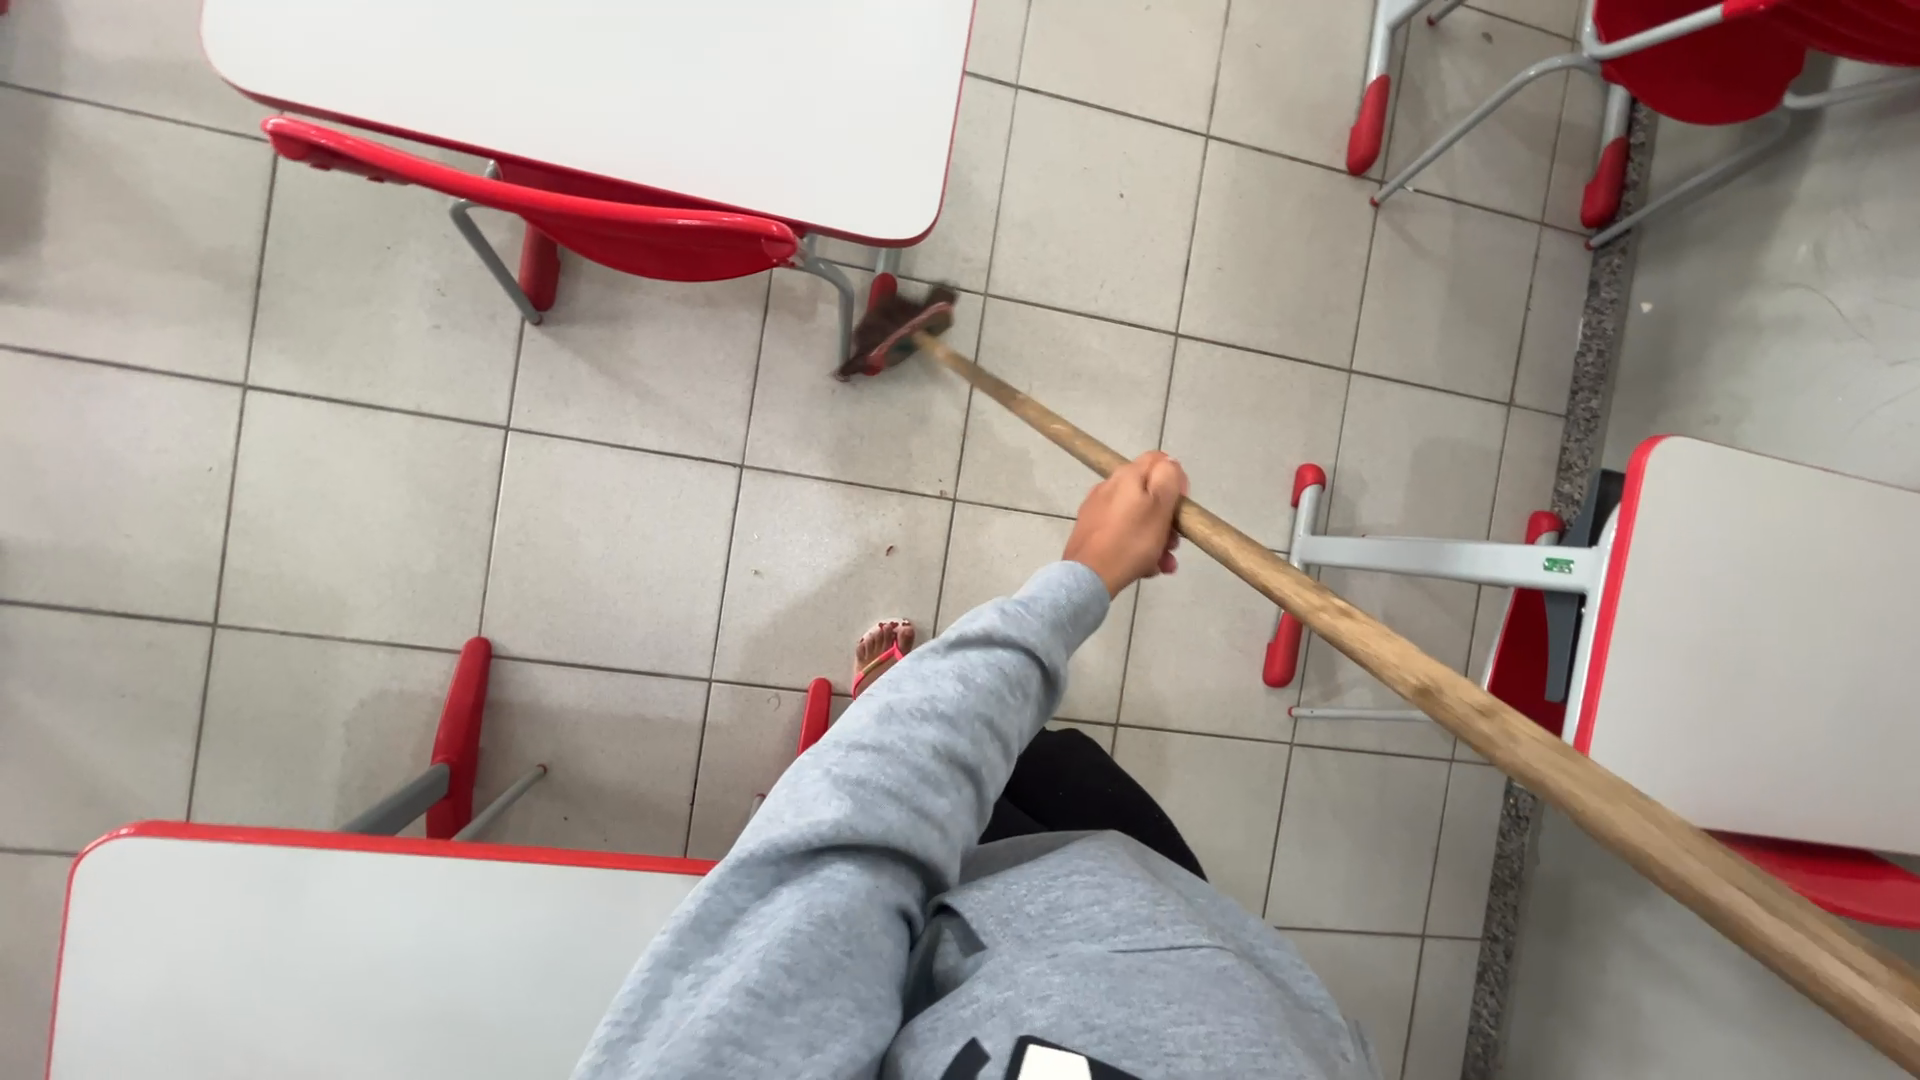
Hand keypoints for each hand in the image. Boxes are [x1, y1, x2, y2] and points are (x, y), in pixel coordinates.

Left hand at [1063, 451, 1187, 597]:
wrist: (1089, 576)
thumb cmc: (1131, 540)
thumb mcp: (1159, 506)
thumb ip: (1168, 478)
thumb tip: (1169, 463)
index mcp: (1126, 476)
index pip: (1158, 461)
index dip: (1176, 480)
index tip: (1182, 505)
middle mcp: (1109, 487)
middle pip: (1148, 494)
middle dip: (1167, 519)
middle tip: (1174, 542)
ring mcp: (1098, 510)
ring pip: (1137, 519)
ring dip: (1157, 539)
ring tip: (1164, 563)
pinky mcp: (1091, 532)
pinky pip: (1122, 534)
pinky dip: (1138, 548)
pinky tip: (1147, 569)